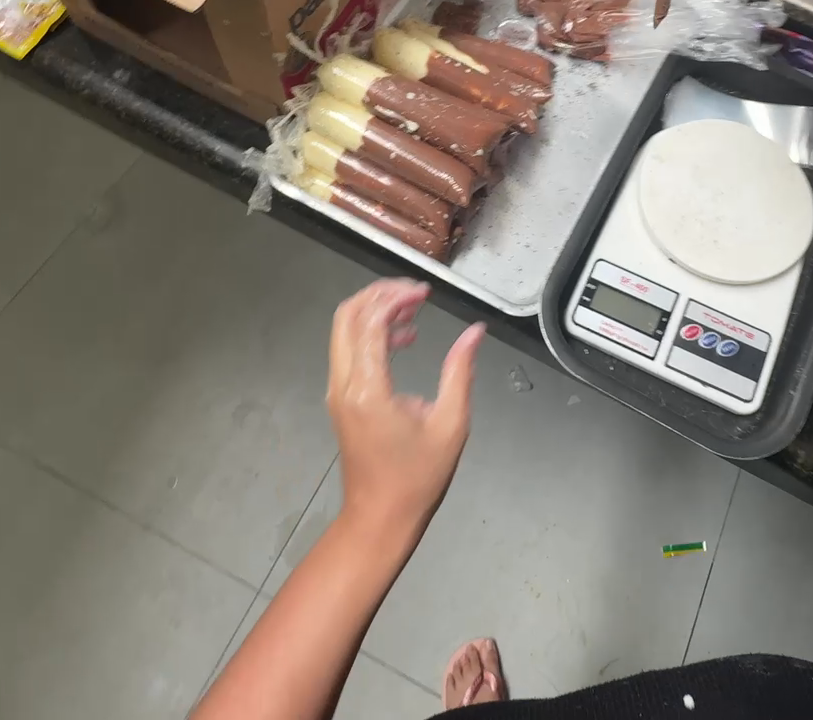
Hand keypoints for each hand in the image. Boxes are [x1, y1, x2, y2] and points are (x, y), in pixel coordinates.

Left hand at [327, 280, 482, 534]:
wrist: (380, 519)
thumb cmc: (418, 477)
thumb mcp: (450, 424)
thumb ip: (460, 371)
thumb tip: (475, 332)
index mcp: (368, 388)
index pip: (371, 321)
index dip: (396, 297)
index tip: (427, 293)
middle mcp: (344, 383)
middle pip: (348, 315)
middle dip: (381, 294)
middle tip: (417, 294)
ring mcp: (337, 390)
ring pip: (345, 329)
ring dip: (376, 311)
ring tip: (415, 311)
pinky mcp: (340, 398)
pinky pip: (349, 349)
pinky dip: (371, 332)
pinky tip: (405, 338)